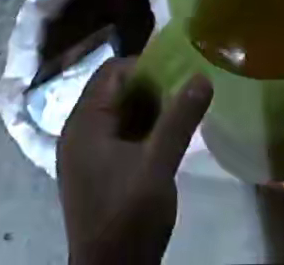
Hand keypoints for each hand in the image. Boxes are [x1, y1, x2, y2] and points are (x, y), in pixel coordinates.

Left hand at [57, 58, 212, 264]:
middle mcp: (81, 134)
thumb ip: (179, 119)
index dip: (145, 65)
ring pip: (124, 110)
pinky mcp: (101, 170)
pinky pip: (124, 132)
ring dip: (153, 106)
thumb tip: (203, 75)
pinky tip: (173, 133)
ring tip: (185, 108)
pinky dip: (147, 126)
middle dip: (152, 85)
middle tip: (187, 89)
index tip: (179, 72)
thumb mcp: (158, 166)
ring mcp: (89, 154)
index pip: (112, 72)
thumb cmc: (127, 218)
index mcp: (84, 126)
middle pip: (117, 89)